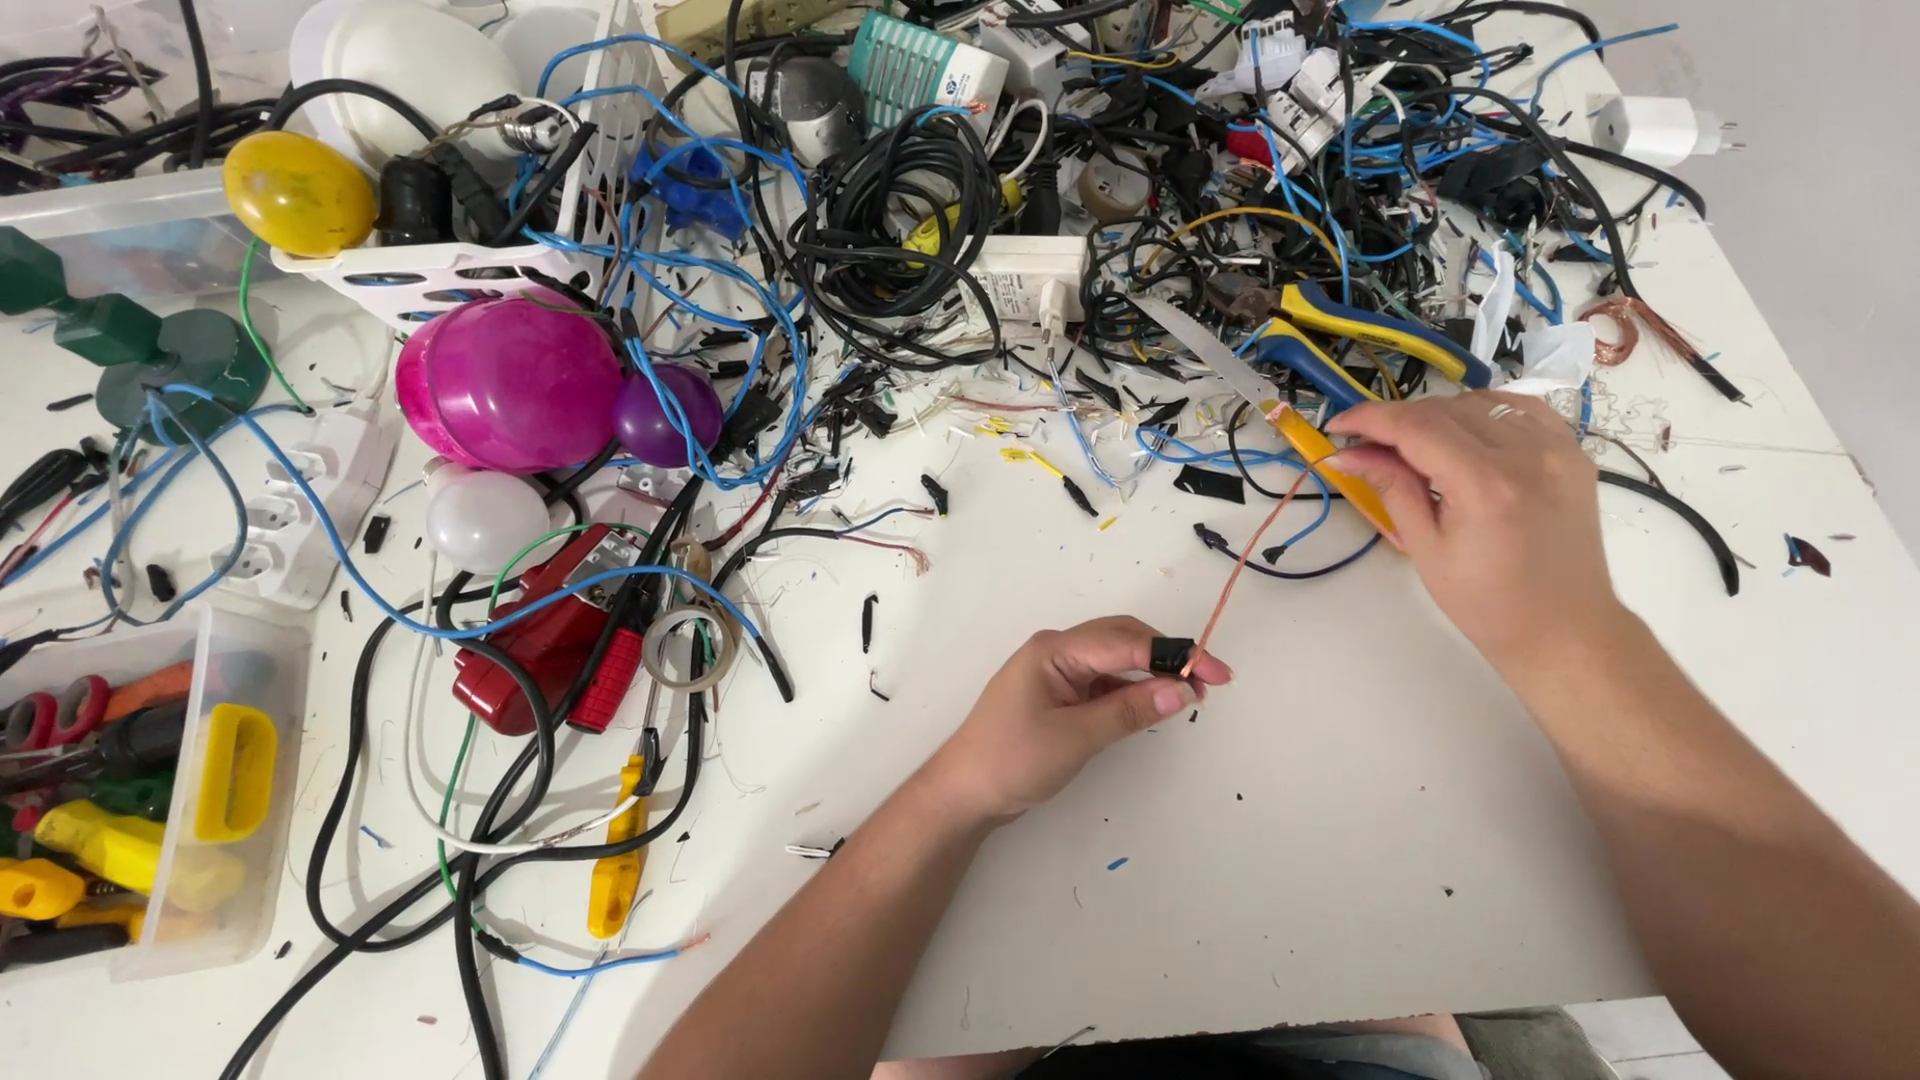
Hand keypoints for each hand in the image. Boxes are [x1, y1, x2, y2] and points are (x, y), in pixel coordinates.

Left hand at [921, 616, 1231, 823]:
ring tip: (1191, 693)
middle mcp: (1056, 651)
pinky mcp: (1059, 694)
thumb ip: (1129, 712)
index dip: (1175, 655)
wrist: (965, 791)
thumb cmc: (1012, 760)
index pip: (1125, 642)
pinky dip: (1131, 689)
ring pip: (1115, 659)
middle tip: (1211, 680)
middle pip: (1122, 639)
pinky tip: (1154, 703)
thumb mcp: (1075, 737)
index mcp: (1054, 650)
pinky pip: (1104, 681)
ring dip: (1151, 672)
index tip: (1216, 672)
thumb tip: (1183, 690)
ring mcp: (1057, 672)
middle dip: (1166, 655)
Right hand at [1326, 393, 1631, 671]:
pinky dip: (1480, 411)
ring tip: (1412, 445)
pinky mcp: (1571, 452)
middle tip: (1366, 447)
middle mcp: (1527, 455)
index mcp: (1486, 486)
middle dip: (1396, 420)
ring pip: (1480, 401)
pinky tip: (1459, 433)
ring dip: (1436, 414)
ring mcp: (1557, 448)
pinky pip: (1519, 407)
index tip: (1338, 426)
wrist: (1563, 626)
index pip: (1416, 427)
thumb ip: (1390, 487)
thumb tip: (1346, 454)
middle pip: (1444, 409)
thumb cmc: (1485, 601)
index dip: (1370, 419)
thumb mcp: (1423, 547)